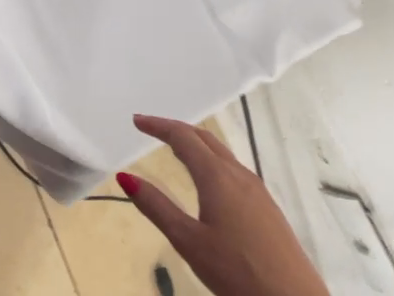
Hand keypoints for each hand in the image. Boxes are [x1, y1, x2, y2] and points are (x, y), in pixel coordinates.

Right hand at [119, 114, 329, 295]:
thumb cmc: (236, 271)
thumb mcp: (188, 241)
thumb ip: (156, 207)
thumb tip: (125, 177)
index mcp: (217, 176)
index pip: (183, 137)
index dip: (158, 126)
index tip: (137, 121)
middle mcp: (238, 174)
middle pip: (205, 139)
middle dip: (177, 129)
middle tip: (152, 129)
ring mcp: (257, 190)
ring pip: (222, 153)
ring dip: (197, 144)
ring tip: (176, 149)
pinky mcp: (268, 207)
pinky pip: (234, 169)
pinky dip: (212, 160)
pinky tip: (209, 180)